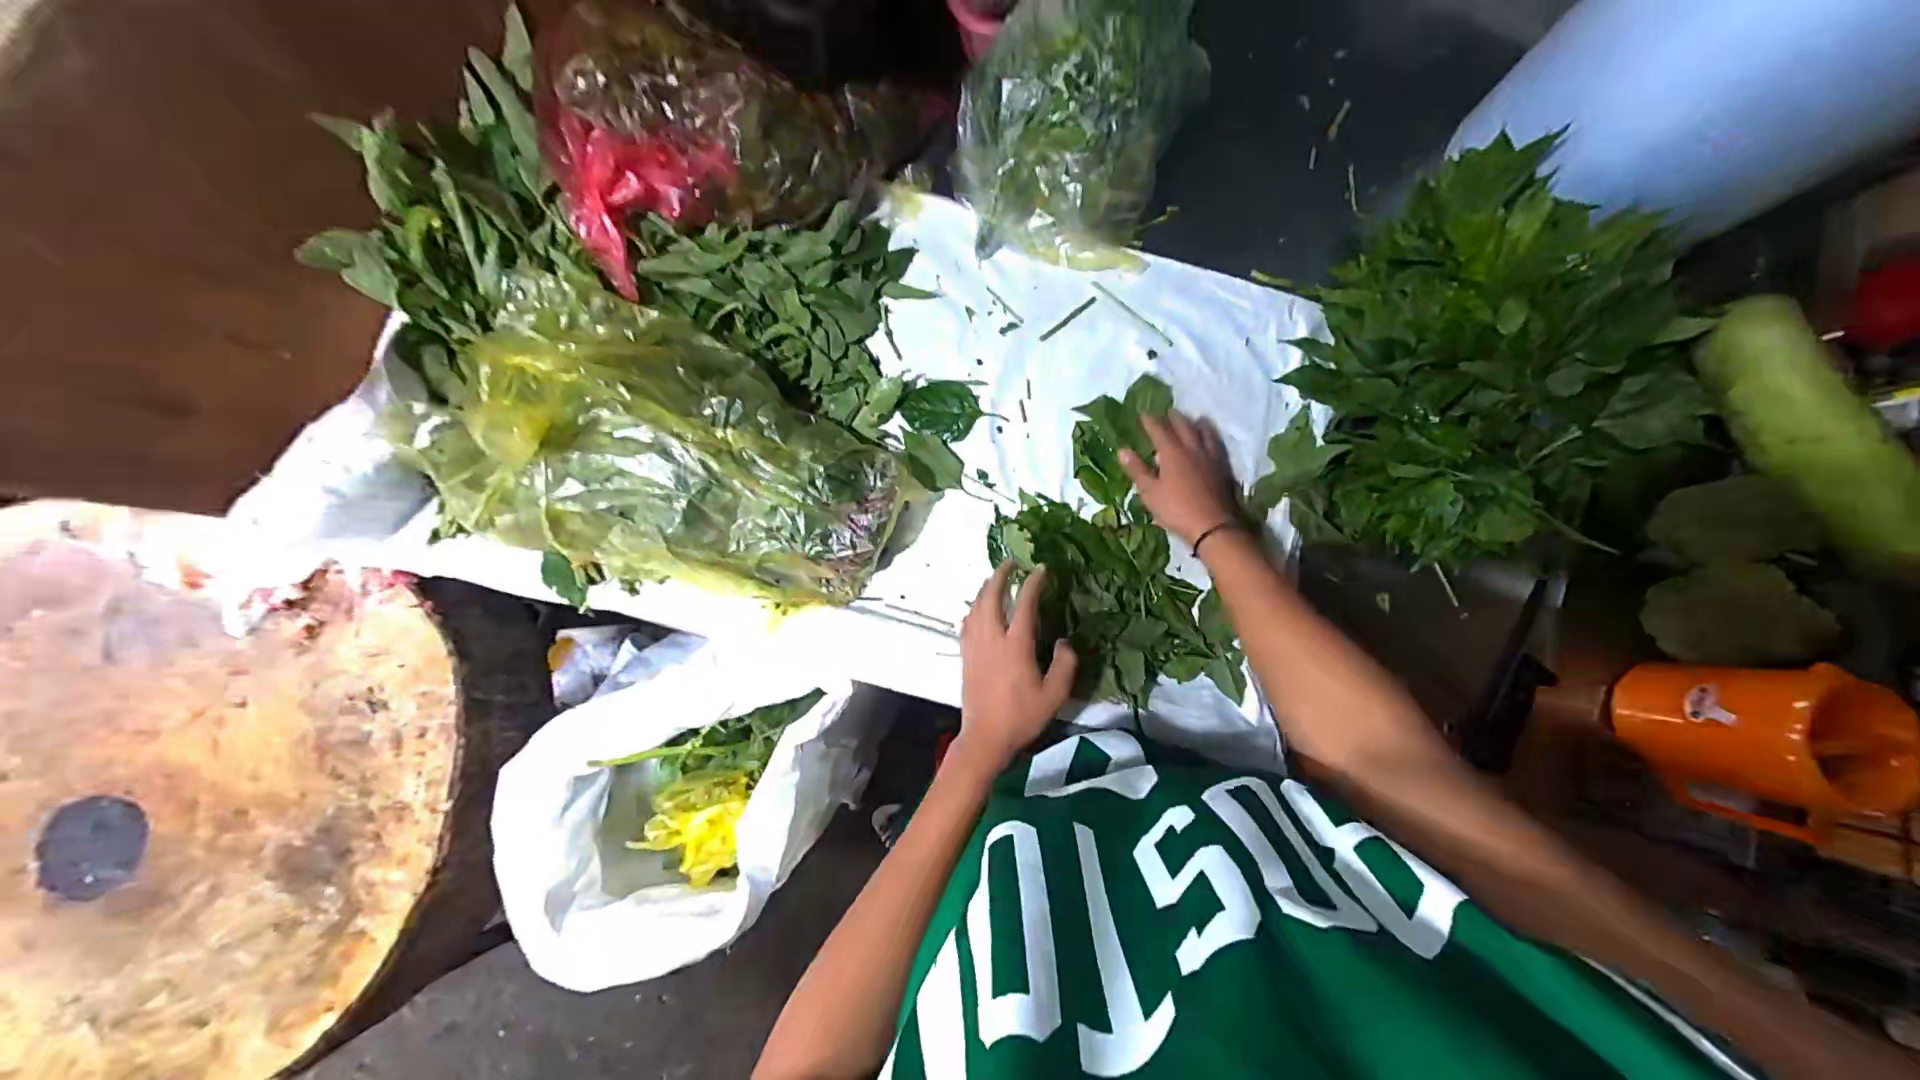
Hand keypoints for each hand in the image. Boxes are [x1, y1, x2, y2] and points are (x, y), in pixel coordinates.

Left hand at [958, 561, 1077, 768]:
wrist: (985, 737)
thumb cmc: (1022, 716)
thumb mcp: (1054, 695)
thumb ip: (1065, 665)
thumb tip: (1063, 641)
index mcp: (1016, 645)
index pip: (1024, 604)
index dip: (1033, 583)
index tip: (1040, 569)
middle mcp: (992, 638)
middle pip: (990, 596)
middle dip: (999, 575)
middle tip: (1010, 563)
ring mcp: (974, 645)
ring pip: (975, 606)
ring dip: (985, 588)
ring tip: (995, 580)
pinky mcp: (965, 655)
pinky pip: (967, 622)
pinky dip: (974, 608)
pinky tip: (978, 608)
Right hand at [1120, 410, 1240, 546]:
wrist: (1213, 525)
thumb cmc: (1176, 509)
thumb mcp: (1150, 492)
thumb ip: (1137, 470)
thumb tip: (1122, 450)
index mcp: (1172, 453)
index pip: (1159, 431)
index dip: (1150, 421)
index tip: (1143, 413)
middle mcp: (1192, 449)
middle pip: (1183, 427)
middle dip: (1174, 418)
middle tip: (1168, 411)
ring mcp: (1210, 457)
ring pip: (1204, 433)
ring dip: (1197, 424)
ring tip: (1195, 419)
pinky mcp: (1223, 468)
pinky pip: (1216, 445)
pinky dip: (1211, 437)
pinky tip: (1211, 441)